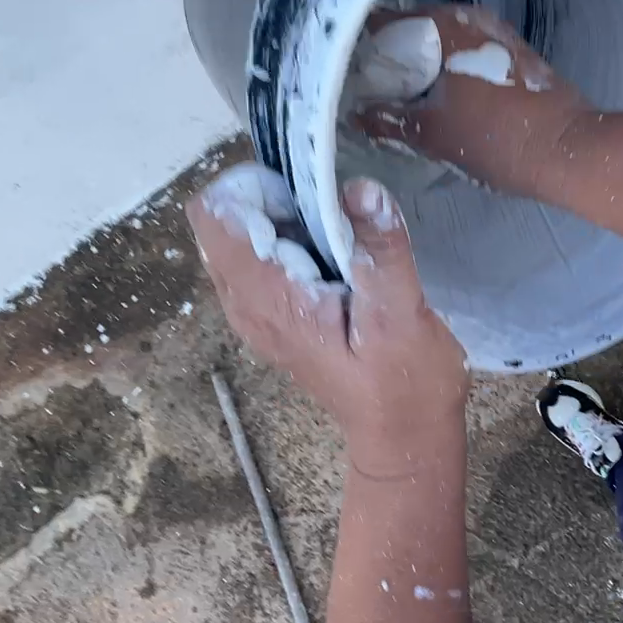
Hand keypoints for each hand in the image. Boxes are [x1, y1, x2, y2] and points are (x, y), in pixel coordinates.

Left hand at [187, 164, 468, 443]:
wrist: (405, 435)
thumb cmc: (406, 382)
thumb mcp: (402, 315)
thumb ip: (380, 251)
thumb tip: (359, 188)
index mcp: (268, 299)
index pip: (216, 214)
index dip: (257, 187)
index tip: (314, 197)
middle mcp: (247, 305)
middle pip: (225, 220)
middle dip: (275, 201)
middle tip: (338, 221)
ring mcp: (259, 314)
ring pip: (242, 238)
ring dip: (286, 221)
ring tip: (343, 241)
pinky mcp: (278, 320)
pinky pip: (262, 260)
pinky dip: (291, 243)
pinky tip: (339, 262)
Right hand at [354, 4, 588, 193]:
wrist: (569, 151)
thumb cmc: (498, 141)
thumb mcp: (434, 135)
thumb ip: (390, 121)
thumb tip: (356, 115)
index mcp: (446, 25)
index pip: (385, 22)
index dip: (361, 45)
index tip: (343, 67)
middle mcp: (473, 18)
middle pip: (416, 30)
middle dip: (391, 55)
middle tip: (366, 83)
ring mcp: (500, 36)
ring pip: (444, 43)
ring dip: (422, 63)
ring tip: (397, 93)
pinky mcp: (517, 58)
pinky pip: (468, 55)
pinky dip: (448, 70)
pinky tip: (438, 96)